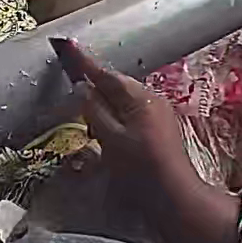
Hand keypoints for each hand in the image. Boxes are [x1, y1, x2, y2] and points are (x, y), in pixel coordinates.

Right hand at [55, 39, 241, 242]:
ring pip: (123, 98)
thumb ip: (93, 109)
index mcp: (138, 96)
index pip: (103, 73)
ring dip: (104, 100)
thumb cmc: (140, 168)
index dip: (82, 61)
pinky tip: (106, 126)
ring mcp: (159, 111)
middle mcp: (151, 97)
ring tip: (85, 110)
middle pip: (115, 84)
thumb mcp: (109, 138)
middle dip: (94, 82)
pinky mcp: (161, 126)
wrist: (176, 198)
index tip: (65, 45)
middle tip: (70, 80)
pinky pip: (131, 110)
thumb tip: (82, 87)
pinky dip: (115, 112)